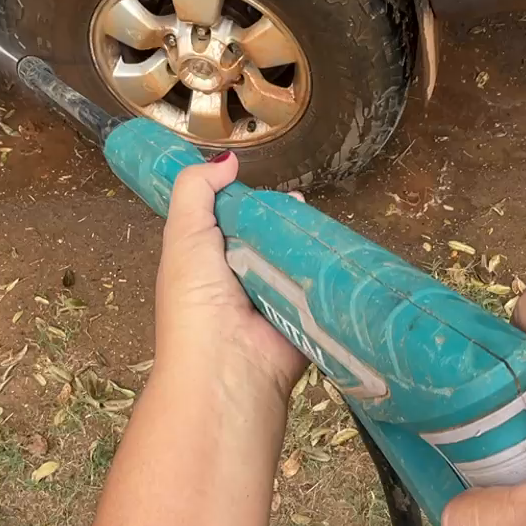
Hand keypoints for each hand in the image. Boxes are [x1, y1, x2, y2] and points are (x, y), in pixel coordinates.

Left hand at [153, 153, 307, 401]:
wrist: (227, 366)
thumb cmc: (196, 300)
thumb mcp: (184, 234)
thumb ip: (197, 190)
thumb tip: (229, 160)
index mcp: (208, 263)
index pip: (234, 223)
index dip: (250, 202)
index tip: (269, 185)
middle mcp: (242, 282)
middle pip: (271, 238)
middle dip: (286, 220)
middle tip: (302, 203)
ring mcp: (275, 302)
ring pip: (299, 261)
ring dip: (310, 245)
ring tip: (322, 225)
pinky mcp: (306, 321)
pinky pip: (322, 290)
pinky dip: (330, 274)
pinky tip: (341, 253)